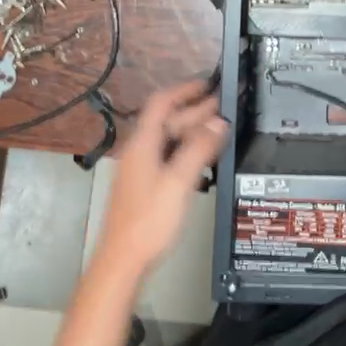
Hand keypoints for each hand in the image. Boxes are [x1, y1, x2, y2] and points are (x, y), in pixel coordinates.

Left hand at [95, 81, 228, 276]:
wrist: (122, 261)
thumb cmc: (149, 220)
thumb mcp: (178, 182)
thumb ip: (199, 149)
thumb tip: (218, 121)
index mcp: (143, 144)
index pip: (162, 103)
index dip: (185, 90)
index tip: (209, 84)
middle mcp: (139, 151)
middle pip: (167, 121)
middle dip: (195, 111)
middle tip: (223, 107)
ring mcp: (140, 170)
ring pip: (168, 141)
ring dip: (193, 132)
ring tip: (220, 131)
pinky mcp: (144, 187)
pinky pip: (168, 158)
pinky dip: (187, 152)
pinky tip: (204, 162)